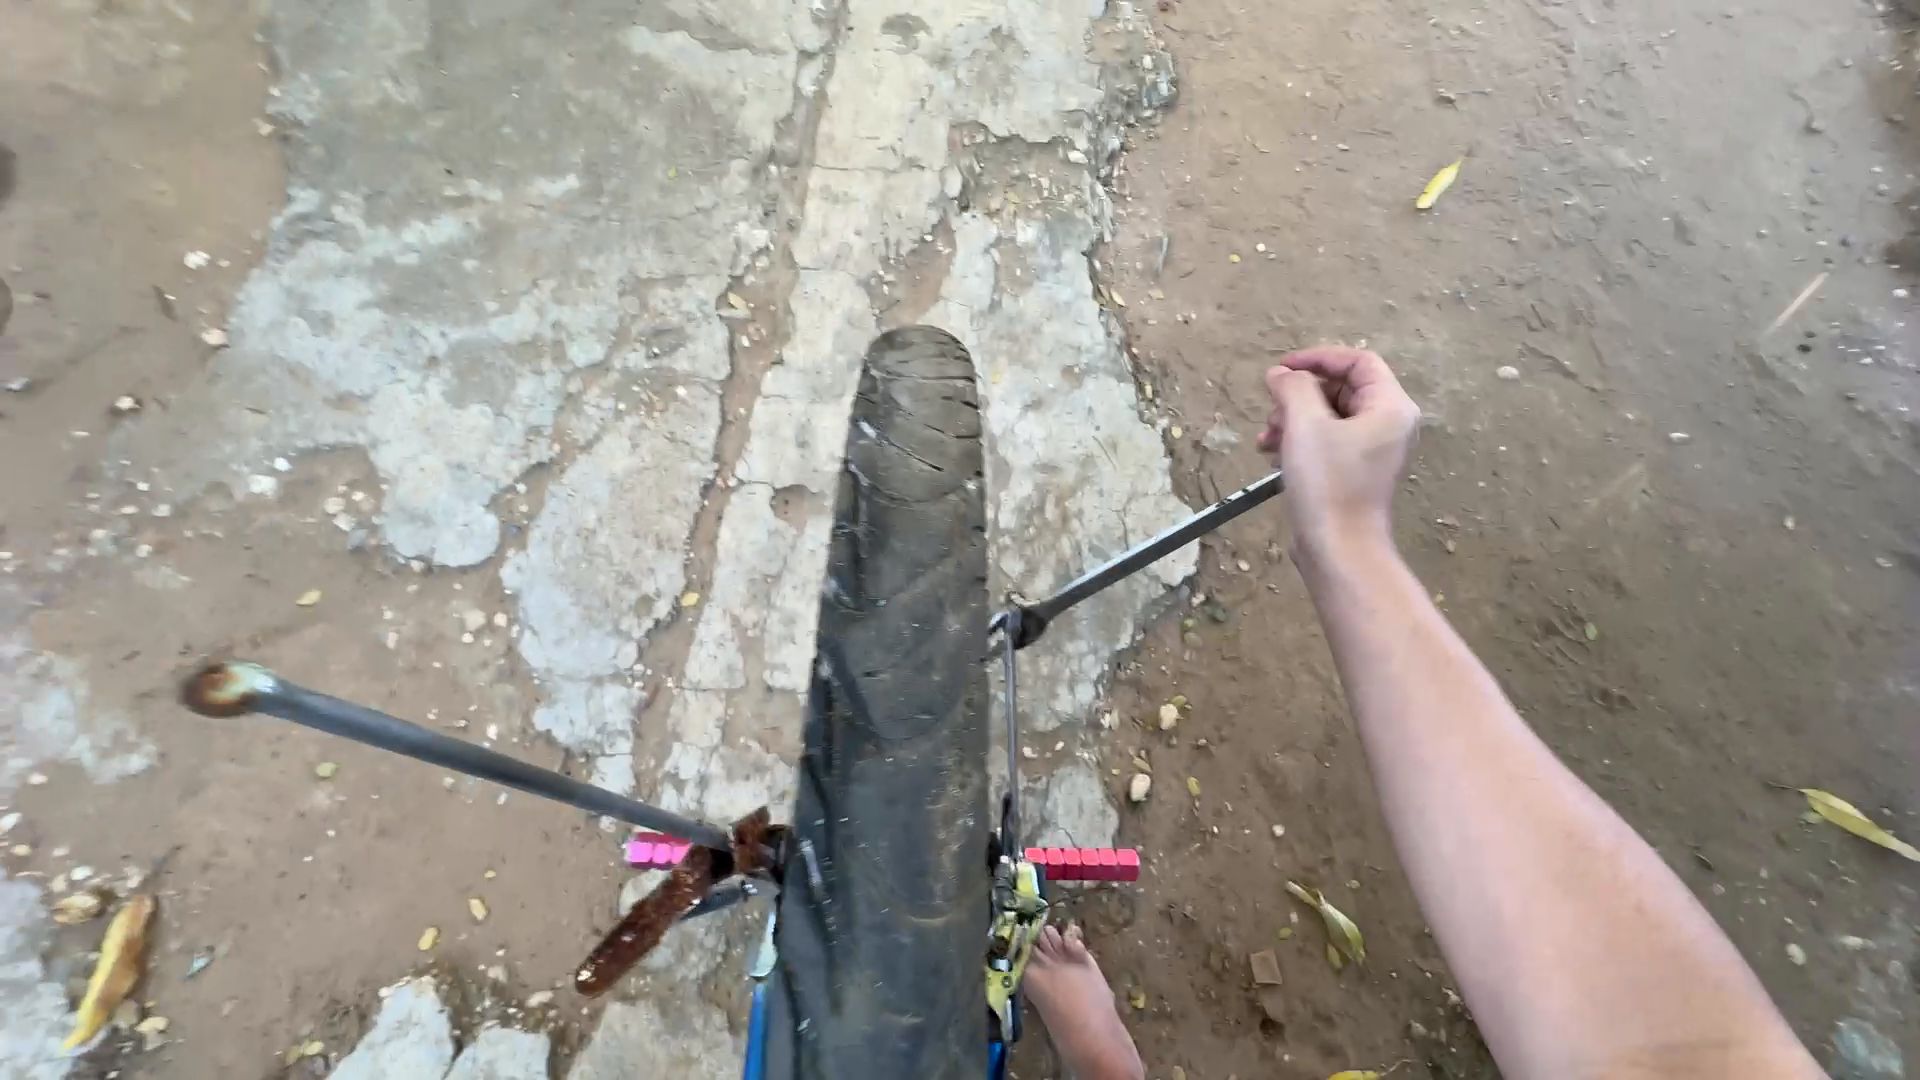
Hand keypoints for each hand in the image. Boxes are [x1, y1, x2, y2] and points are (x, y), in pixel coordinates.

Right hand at [1256, 346, 1420, 556]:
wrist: (1337, 547)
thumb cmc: (1327, 482)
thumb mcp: (1306, 426)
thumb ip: (1293, 389)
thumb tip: (1280, 374)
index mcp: (1390, 407)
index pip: (1358, 362)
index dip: (1318, 358)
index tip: (1281, 368)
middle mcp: (1388, 425)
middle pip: (1341, 390)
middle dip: (1299, 395)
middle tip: (1271, 412)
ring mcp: (1371, 451)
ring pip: (1328, 417)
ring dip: (1292, 419)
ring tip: (1266, 438)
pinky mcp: (1352, 473)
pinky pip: (1325, 442)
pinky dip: (1298, 440)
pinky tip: (1272, 454)